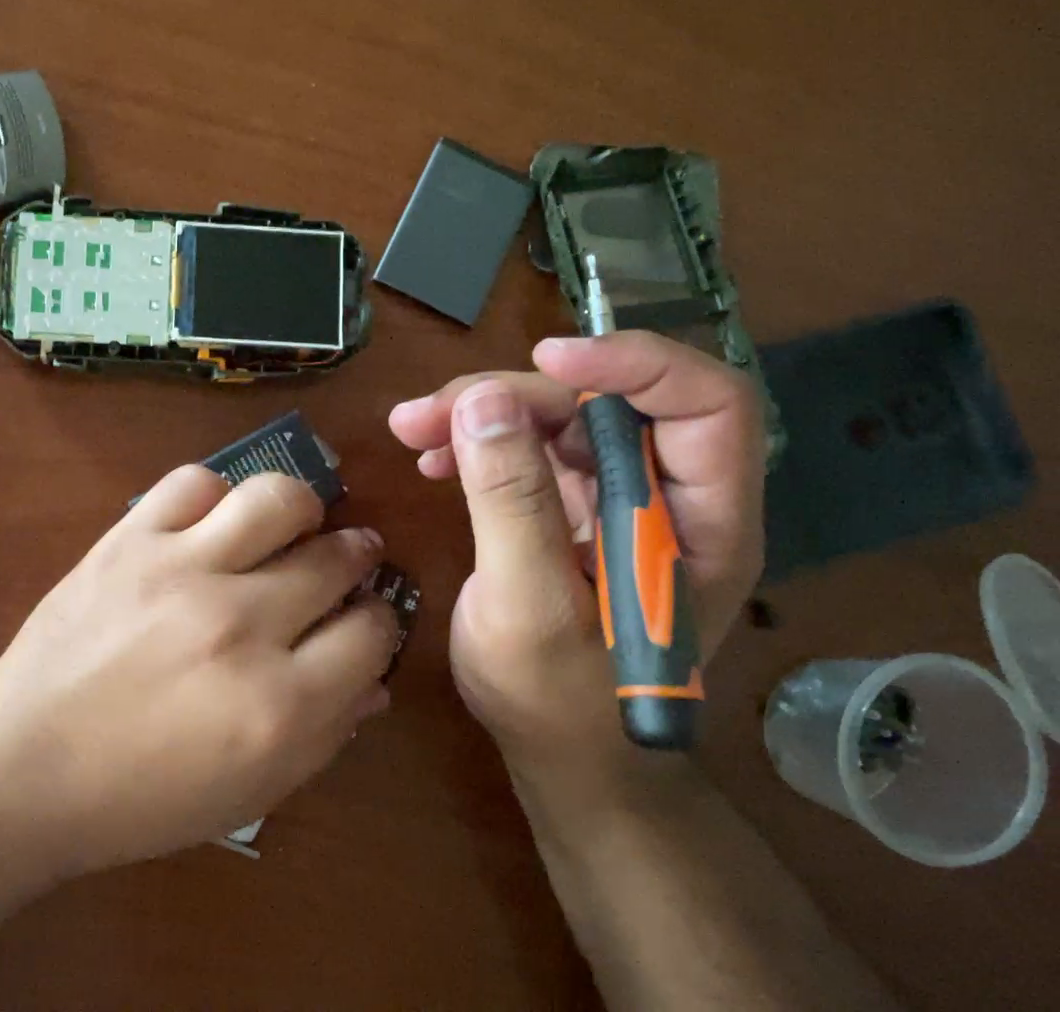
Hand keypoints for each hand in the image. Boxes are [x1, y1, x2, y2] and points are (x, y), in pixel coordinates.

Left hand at [0, 467, 397, 876]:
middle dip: (354, 559)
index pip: (371, 633)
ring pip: (277, 499)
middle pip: (335, 560)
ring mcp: (180, 572)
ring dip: (302, 508)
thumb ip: (323, 734)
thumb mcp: (248, 792)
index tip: (363, 619)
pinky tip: (214, 521)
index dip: (377, 622)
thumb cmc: (140, 798)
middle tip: (345, 560)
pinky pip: (193, 482)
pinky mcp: (127, 542)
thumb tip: (373, 678)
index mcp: (280, 705)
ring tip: (294, 524)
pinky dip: (215, 494)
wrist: (25, 766)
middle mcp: (241, 625)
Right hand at [386, 332, 766, 781]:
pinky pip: (534, 455)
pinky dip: (481, 447)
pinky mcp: (575, 516)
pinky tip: (432, 461)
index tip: (542, 359)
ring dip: (485, 416)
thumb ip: (512, 503)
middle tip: (424, 413)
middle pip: (609, 405)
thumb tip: (480, 401)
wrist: (564, 757)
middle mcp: (672, 500)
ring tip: (410, 430)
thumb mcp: (528, 606)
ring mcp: (622, 506)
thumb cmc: (559, 701)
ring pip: (562, 423)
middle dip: (515, 397)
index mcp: (704, 523)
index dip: (635, 363)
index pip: (705, 406)